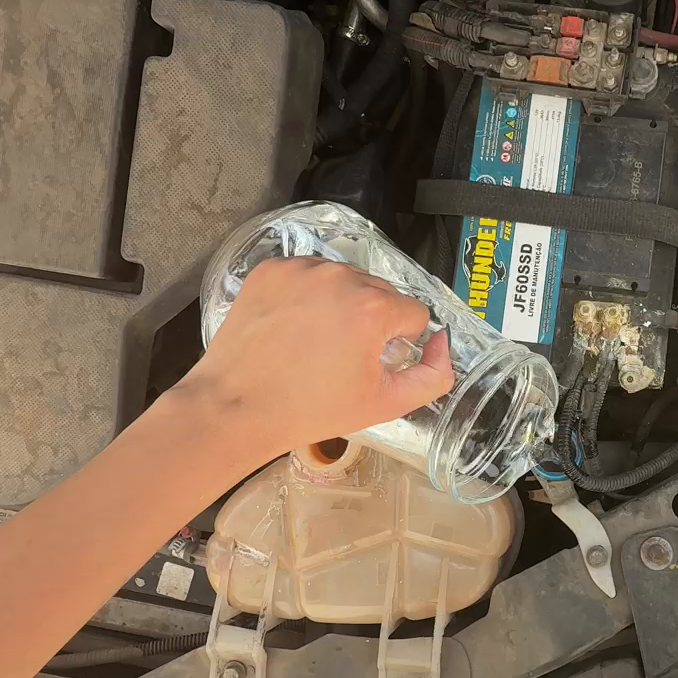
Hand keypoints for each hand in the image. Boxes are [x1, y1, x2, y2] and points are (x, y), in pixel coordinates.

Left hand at [173, 257, 454, 459]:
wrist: (235, 407)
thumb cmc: (311, 409)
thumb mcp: (386, 404)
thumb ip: (434, 375)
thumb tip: (441, 342)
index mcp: (374, 307)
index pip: (413, 313)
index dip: (400, 342)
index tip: (372, 363)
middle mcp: (341, 277)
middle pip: (381, 293)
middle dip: (372, 321)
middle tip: (342, 356)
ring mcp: (303, 269)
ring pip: (345, 281)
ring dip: (341, 305)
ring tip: (315, 341)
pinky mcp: (273, 269)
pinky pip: (309, 275)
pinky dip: (307, 296)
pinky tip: (293, 327)